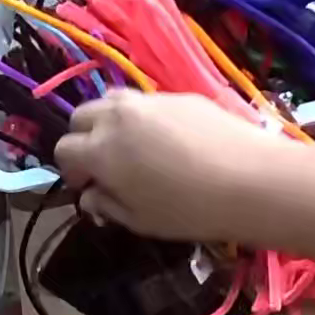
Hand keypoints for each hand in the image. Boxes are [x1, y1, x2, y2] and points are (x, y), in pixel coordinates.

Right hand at [55, 91, 280, 241]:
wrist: (250, 179)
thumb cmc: (188, 210)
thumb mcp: (140, 220)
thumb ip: (108, 205)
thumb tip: (90, 197)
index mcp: (100, 149)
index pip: (64, 149)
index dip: (71, 170)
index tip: (88, 187)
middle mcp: (118, 116)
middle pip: (81, 116)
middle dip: (84, 139)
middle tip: (104, 166)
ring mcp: (150, 100)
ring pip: (112, 101)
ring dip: (109, 122)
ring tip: (131, 148)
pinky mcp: (179, 95)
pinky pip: (146, 102)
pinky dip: (141, 118)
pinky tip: (167, 141)